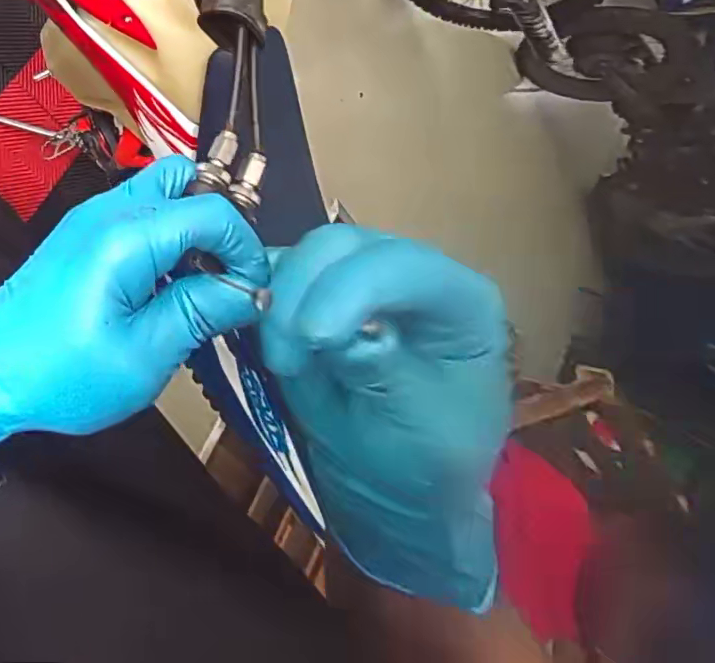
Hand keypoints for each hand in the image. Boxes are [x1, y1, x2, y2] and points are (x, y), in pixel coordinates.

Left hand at [0, 156, 267, 478]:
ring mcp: (91, 217)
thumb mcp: (143, 355)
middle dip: (220, 216)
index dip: (244, 247)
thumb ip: (200, 312)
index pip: (211, 209)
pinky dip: (166, 232)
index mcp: (125, 236)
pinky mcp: (82, 232)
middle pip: (185, 176)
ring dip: (193, 223)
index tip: (250, 289)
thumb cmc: (58, 373)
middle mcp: (107, 211)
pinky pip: (138, 211)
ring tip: (200, 281)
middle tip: (229, 269)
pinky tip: (167, 281)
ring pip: (161, 189)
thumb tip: (248, 290)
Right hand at [261, 225, 509, 612]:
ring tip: (279, 359)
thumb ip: (383, 374)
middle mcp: (404, 267)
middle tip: (282, 360)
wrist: (389, 469)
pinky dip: (256, 293)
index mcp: (458, 300)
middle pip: (338, 246)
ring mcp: (352, 267)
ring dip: (274, 300)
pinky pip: (271, 267)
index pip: (403, 267)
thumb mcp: (419, 430)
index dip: (351, 289)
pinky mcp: (308, 280)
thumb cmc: (424, 453)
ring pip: (298, 253)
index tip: (312, 338)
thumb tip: (342, 334)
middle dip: (298, 294)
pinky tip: (261, 333)